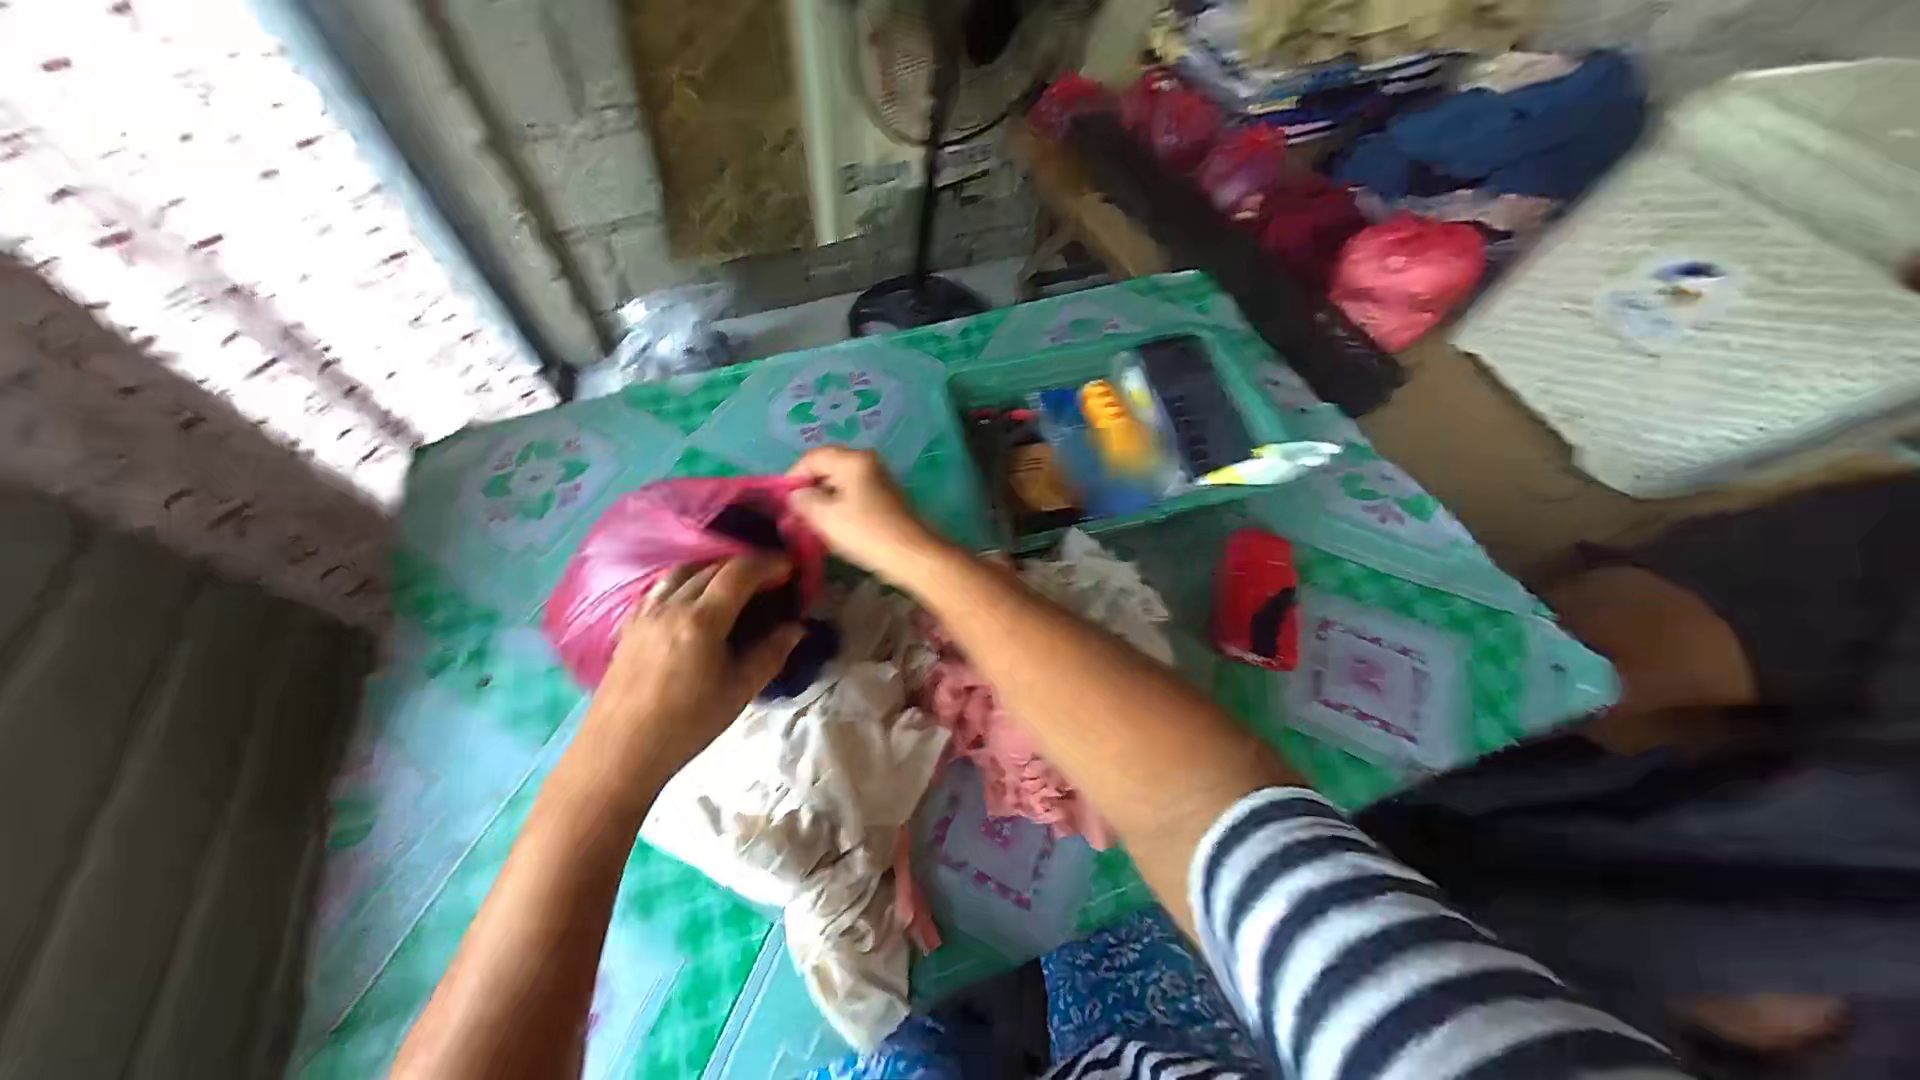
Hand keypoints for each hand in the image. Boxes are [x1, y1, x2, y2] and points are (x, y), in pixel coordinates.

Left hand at [580, 554, 802, 779]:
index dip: (769, 564)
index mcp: (701, 620)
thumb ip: (771, 653)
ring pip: (684, 571)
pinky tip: (696, 600)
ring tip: (736, 584)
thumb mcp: (739, 691)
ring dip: (715, 568)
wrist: (620, 753)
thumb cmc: (686, 724)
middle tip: (772, 579)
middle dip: (747, 566)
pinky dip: (687, 581)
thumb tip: (796, 627)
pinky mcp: (630, 625)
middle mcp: (671, 606)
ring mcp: (646, 612)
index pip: (740, 572)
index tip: (791, 568)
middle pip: (713, 567)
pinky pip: (662, 587)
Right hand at [787, 446, 949, 586]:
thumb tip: (796, 495)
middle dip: (808, 489)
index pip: (812, 457)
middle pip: (827, 468)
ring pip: (840, 484)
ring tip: (809, 524)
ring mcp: (879, 480)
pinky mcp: (885, 499)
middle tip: (793, 513)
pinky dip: (839, 508)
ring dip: (822, 501)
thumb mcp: (827, 517)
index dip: (792, 476)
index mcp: (854, 460)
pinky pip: (853, 496)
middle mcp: (868, 463)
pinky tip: (831, 528)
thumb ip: (805, 501)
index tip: (780, 500)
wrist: (913, 555)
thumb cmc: (867, 532)